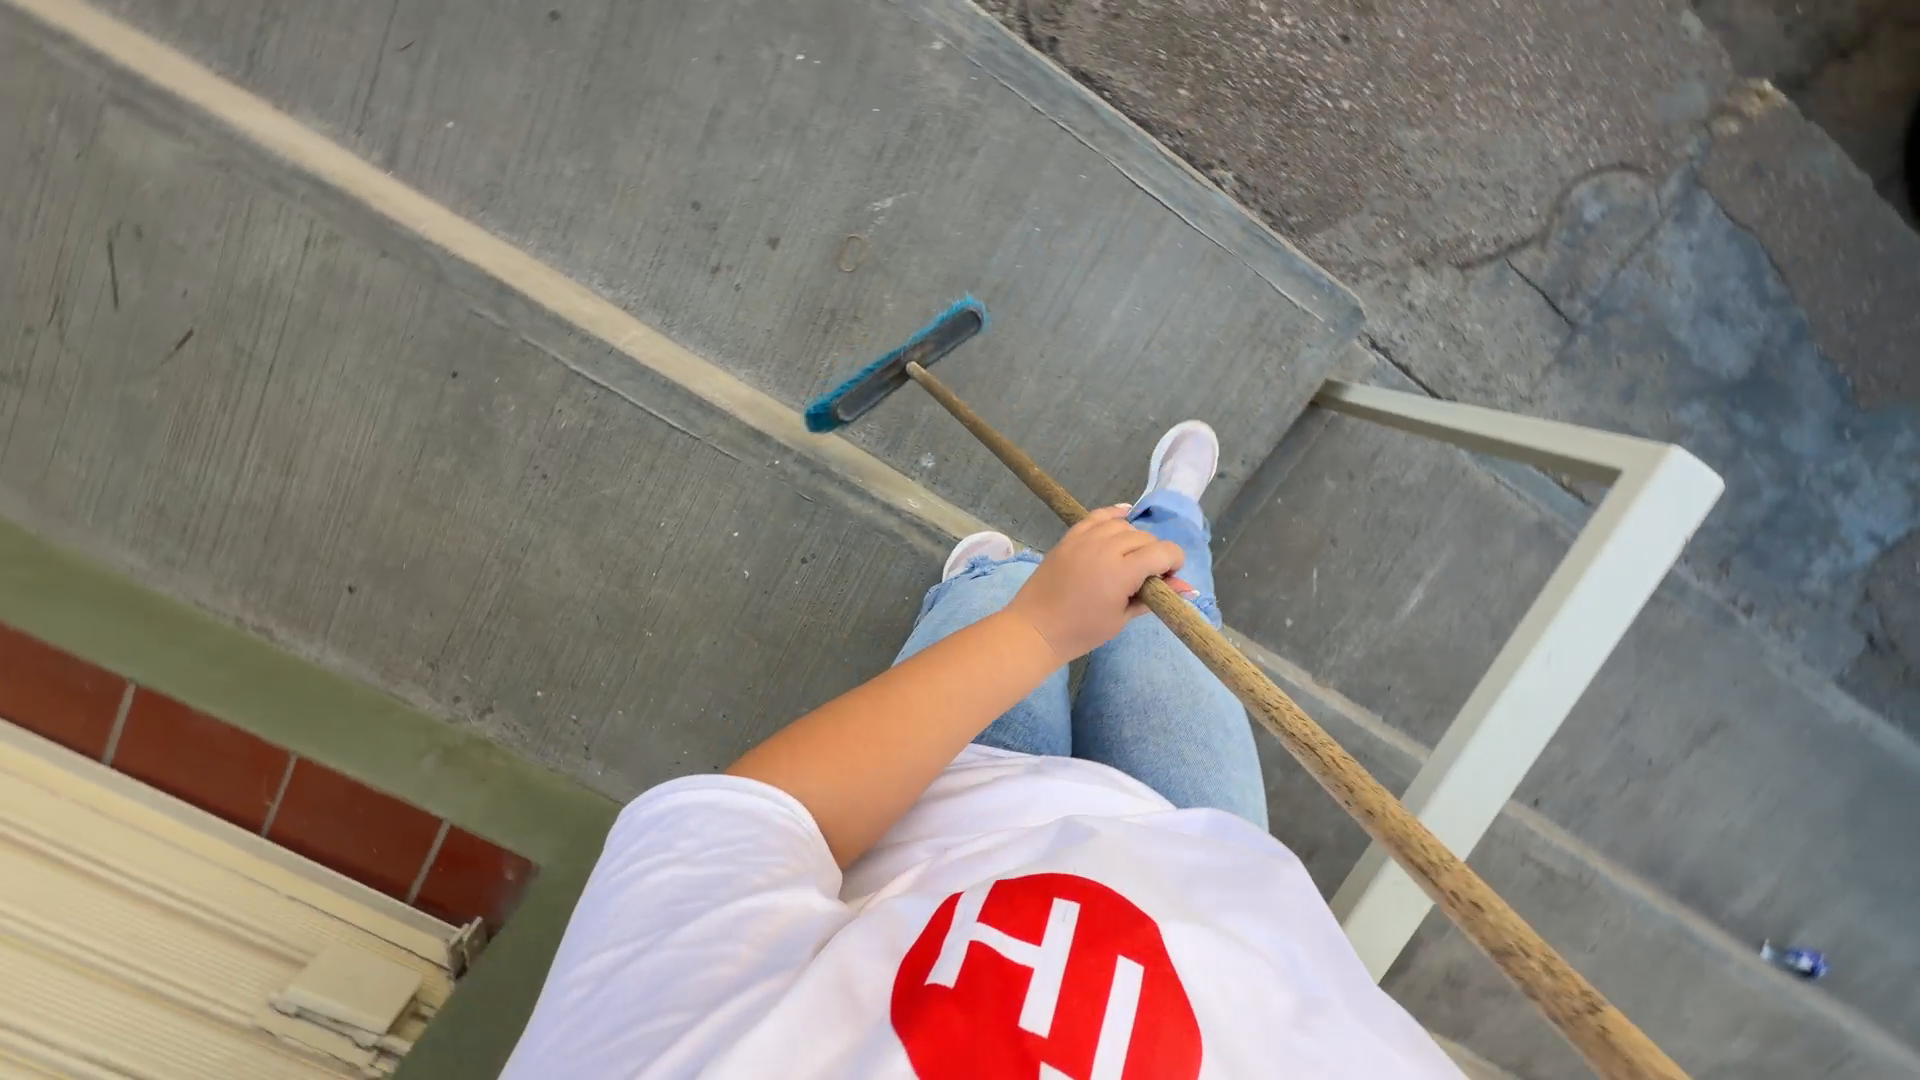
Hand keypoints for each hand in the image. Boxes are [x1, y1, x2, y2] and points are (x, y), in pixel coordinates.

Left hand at [1006, 504, 1185, 663]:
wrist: (1036, 628)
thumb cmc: (1081, 631)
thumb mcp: (1122, 618)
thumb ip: (1152, 597)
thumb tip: (1186, 589)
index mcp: (1123, 571)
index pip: (1163, 552)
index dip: (1174, 563)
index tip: (1168, 579)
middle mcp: (1106, 548)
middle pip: (1145, 538)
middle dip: (1154, 554)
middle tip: (1147, 576)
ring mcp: (1085, 539)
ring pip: (1123, 525)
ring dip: (1134, 538)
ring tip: (1129, 557)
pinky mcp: (1070, 537)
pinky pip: (1097, 516)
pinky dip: (1113, 514)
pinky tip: (1124, 516)